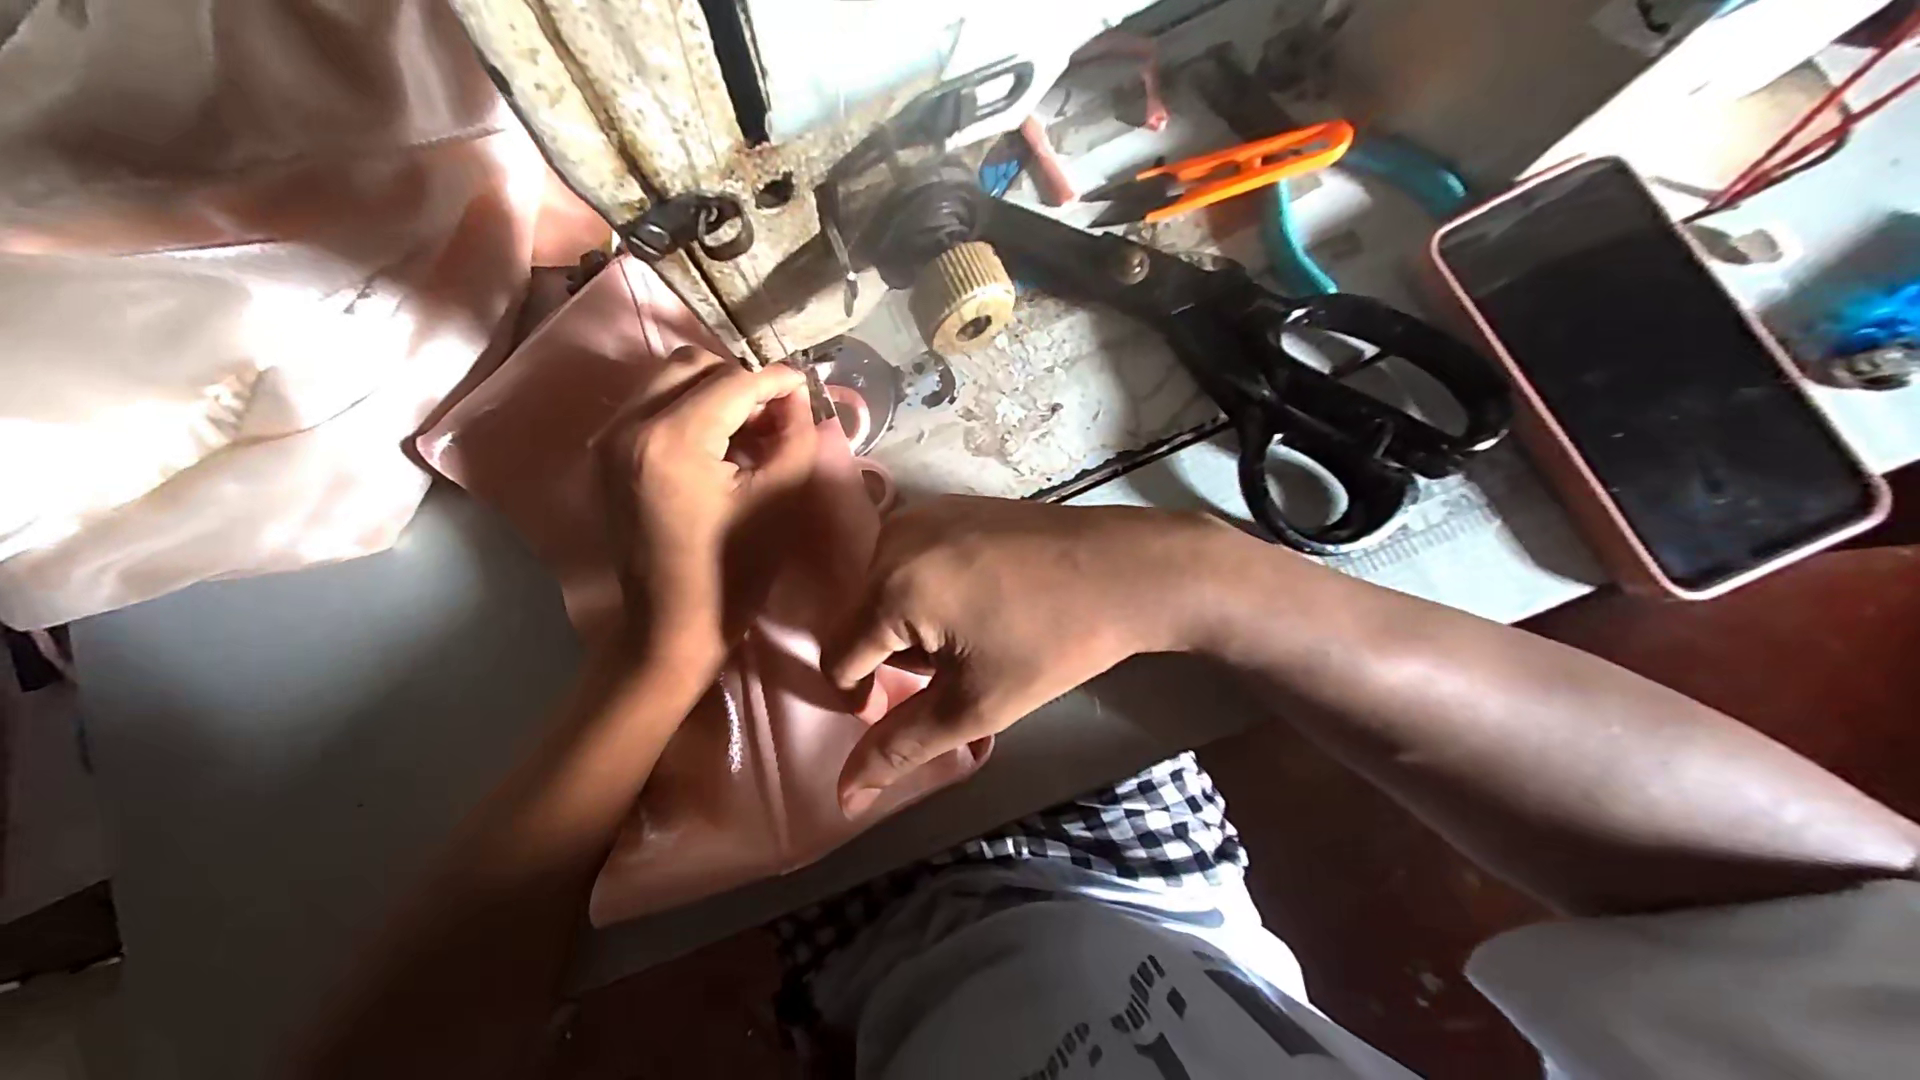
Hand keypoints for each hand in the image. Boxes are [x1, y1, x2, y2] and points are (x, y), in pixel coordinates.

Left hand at [596, 346, 815, 649]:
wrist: (673, 626)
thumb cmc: (736, 570)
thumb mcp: (780, 499)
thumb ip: (795, 435)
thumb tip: (794, 397)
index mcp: (670, 439)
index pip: (733, 381)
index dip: (777, 381)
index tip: (807, 389)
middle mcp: (627, 426)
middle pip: (693, 365)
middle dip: (742, 382)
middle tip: (776, 416)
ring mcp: (609, 440)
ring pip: (669, 381)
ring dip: (716, 394)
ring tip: (751, 432)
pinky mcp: (606, 457)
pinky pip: (652, 407)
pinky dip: (690, 411)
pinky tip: (720, 446)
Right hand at [824, 496, 1234, 811]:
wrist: (1125, 569)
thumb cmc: (1054, 641)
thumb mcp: (975, 704)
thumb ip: (902, 746)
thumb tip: (844, 798)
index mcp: (893, 585)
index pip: (838, 658)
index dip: (868, 695)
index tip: (921, 700)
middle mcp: (892, 537)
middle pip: (860, 620)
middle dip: (895, 655)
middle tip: (959, 662)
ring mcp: (920, 511)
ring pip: (881, 589)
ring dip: (909, 621)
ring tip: (971, 628)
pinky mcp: (944, 502)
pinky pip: (906, 557)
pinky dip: (924, 586)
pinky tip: (976, 593)